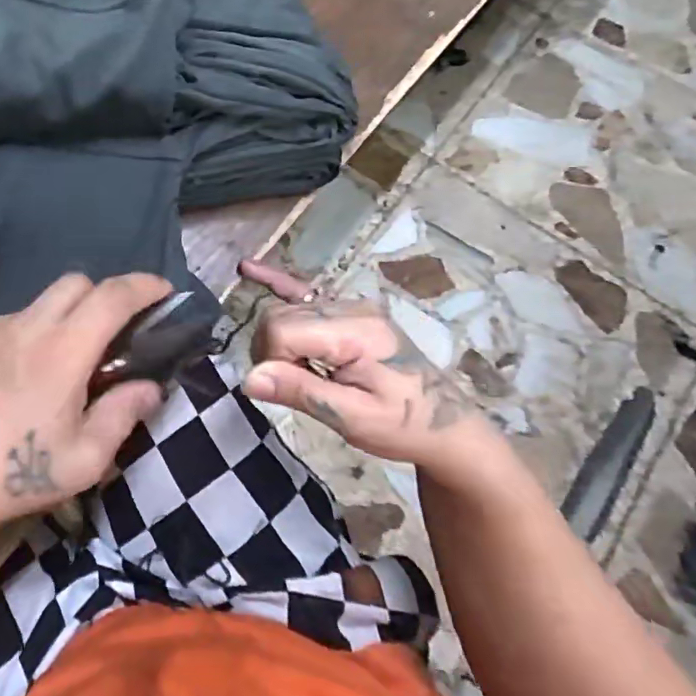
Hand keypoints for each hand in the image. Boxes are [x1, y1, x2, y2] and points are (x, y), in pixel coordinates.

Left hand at [0, 273, 175, 538]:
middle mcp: (27, 325)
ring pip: (41, 302)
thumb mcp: (85, 459)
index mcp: (62, 351)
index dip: (144, 286)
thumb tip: (149, 387)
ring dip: (64, 317)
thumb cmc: (16, 474)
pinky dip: (29, 333)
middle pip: (76, 283)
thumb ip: (123, 414)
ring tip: (61, 364)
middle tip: (114, 335)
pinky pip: (11, 320)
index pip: (112, 296)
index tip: (163, 291)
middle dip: (104, 296)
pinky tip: (19, 375)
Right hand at [237, 260, 497, 479]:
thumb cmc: (403, 425)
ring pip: (283, 311)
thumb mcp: (353, 419)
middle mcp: (352, 309)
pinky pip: (302, 291)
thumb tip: (249, 378)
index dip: (273, 360)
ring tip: (303, 374)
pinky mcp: (347, 312)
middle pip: (278, 316)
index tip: (290, 389)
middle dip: (272, 352)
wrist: (447, 427)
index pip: (282, 329)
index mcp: (357, 332)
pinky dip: (275, 282)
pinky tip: (248, 268)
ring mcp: (350, 307)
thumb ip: (301, 392)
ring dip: (277, 342)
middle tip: (296, 386)